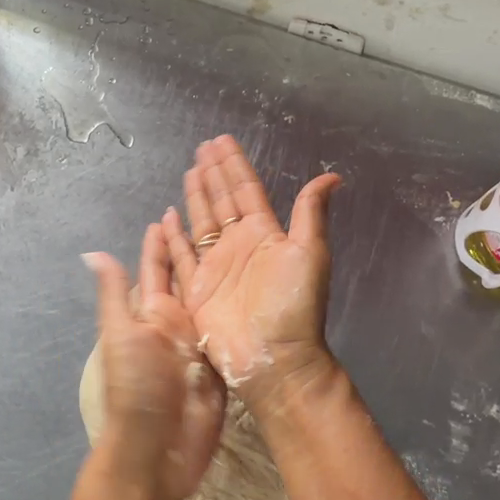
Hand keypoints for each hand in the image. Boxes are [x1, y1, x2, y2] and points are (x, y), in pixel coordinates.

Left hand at [83, 224, 227, 499]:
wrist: (160, 448)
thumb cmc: (136, 388)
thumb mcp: (120, 334)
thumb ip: (113, 292)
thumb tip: (91, 251)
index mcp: (149, 312)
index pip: (155, 268)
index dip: (161, 242)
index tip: (169, 212)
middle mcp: (174, 322)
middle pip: (183, 277)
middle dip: (190, 248)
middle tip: (206, 215)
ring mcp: (199, 342)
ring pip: (207, 298)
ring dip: (215, 272)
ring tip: (231, 240)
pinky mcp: (220, 362)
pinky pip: (228, 327)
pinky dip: (235, 306)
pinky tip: (250, 286)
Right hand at [166, 135, 341, 409]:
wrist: (274, 359)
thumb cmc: (293, 305)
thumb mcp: (309, 252)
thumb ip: (311, 212)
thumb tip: (332, 175)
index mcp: (264, 234)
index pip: (245, 189)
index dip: (234, 165)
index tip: (222, 140)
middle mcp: (238, 245)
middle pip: (221, 200)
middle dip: (213, 173)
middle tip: (202, 147)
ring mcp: (215, 266)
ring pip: (201, 221)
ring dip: (196, 195)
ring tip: (190, 170)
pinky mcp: (196, 289)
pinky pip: (181, 254)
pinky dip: (173, 235)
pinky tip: (167, 216)